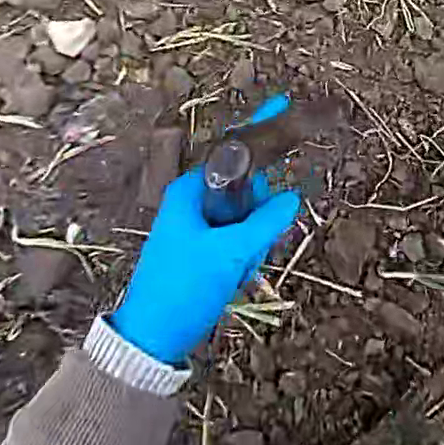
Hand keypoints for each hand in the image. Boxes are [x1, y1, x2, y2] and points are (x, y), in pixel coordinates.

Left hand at [110, 97, 300, 364]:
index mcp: (191, 191)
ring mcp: (202, 224)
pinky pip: (243, 233)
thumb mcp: (229, 252)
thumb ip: (266, 221)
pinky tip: (241, 272)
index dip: (260, 128)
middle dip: (261, 210)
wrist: (151, 340)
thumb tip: (292, 197)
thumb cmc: (182, 287)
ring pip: (249, 211)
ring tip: (241, 266)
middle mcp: (195, 200)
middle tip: (258, 239)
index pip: (233, 149)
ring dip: (255, 237)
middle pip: (248, 183)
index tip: (284, 104)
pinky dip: (249, 248)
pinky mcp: (208, 245)